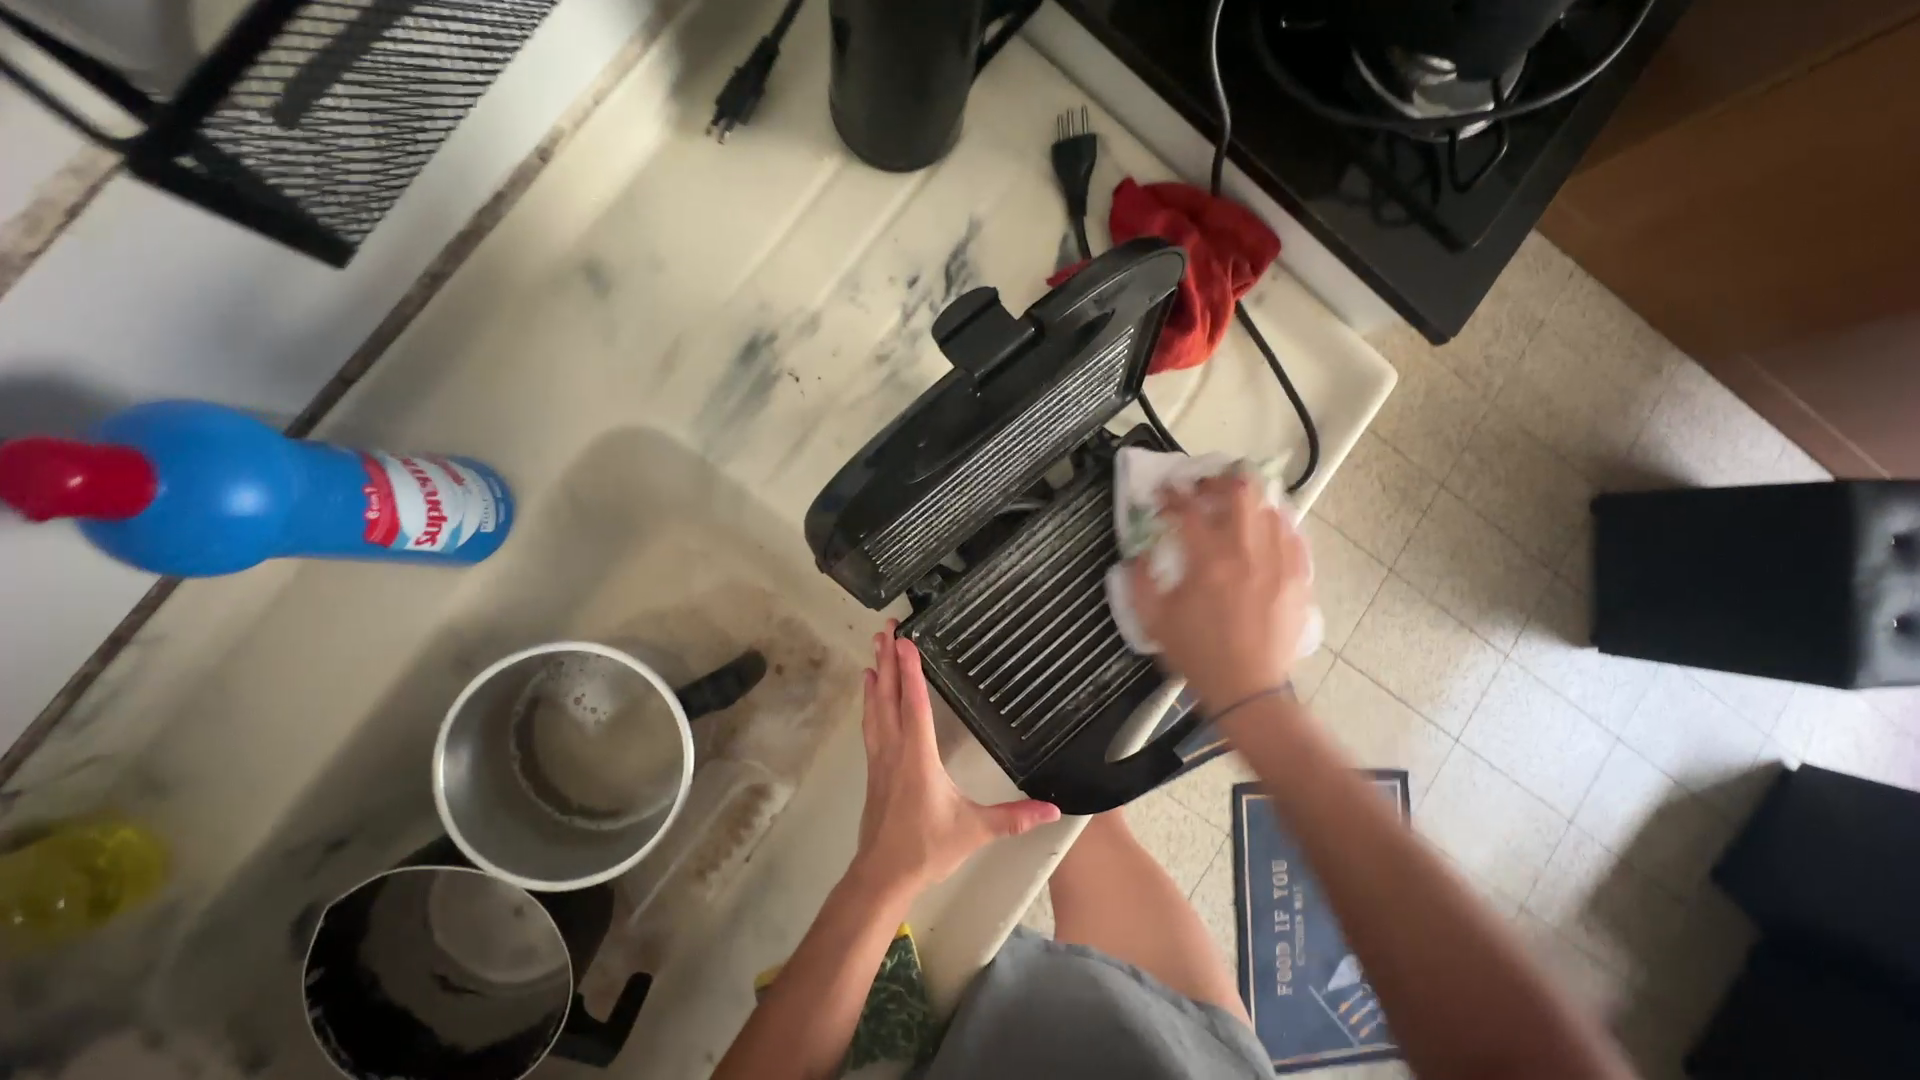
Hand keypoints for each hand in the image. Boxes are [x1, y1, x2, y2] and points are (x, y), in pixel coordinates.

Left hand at [852, 622, 1060, 895]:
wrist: (882, 874)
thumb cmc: (927, 848)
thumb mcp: (975, 831)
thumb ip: (1013, 818)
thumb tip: (1054, 809)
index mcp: (918, 757)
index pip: (914, 705)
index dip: (910, 671)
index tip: (904, 641)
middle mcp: (894, 750)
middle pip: (888, 697)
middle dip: (887, 661)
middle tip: (885, 629)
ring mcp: (880, 759)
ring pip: (875, 709)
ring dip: (875, 678)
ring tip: (874, 650)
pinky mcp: (874, 770)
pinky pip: (871, 725)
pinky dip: (870, 703)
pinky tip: (870, 696)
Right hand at [1126, 471, 1314, 709]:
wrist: (1248, 688)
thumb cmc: (1199, 656)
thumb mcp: (1154, 620)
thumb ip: (1140, 581)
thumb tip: (1138, 555)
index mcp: (1208, 561)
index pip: (1188, 509)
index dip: (1172, 496)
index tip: (1163, 497)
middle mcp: (1246, 553)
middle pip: (1239, 492)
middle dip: (1217, 482)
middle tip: (1204, 489)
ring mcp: (1278, 563)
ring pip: (1269, 508)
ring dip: (1248, 501)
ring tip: (1234, 507)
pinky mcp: (1298, 577)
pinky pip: (1294, 536)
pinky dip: (1278, 524)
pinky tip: (1267, 528)